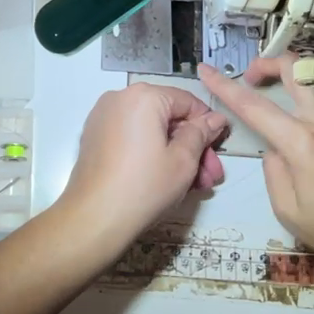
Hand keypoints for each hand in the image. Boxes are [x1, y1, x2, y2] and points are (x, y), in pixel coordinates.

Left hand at [55, 83, 230, 248]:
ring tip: (193, 185)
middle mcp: (120, 97)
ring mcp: (104, 116)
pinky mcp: (95, 135)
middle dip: (192, 146)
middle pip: (167, 116)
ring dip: (174, 153)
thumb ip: (201, 134)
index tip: (219, 150)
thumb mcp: (183, 161)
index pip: (187, 101)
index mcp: (143, 96)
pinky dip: (150, 151)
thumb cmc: (144, 186)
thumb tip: (215, 118)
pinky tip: (166, 179)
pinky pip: (132, 136)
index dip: (208, 125)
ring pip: (150, 129)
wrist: (94, 217)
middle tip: (210, 176)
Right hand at [201, 57, 313, 279]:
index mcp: (301, 142)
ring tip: (295, 78)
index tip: (206, 71)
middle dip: (269, 63)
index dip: (225, 86)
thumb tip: (276, 149)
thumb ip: (274, 173)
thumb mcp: (290, 213)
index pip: (253, 105)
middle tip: (257, 77)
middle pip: (296, 66)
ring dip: (305, 65)